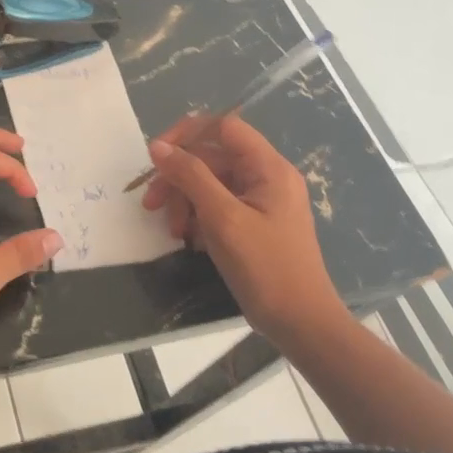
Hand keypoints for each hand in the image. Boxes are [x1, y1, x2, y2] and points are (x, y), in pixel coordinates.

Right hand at [142, 113, 347, 340]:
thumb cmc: (266, 267)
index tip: (156, 155)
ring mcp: (260, 203)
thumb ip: (190, 176)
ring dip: (184, 201)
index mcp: (268, 168)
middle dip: (178, 178)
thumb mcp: (222, 218)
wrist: (301, 325)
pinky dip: (198, 218)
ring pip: (210, 184)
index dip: (187, 133)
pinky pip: (218, 207)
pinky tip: (189, 240)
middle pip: (211, 158)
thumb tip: (158, 147)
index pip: (223, 127)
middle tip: (150, 204)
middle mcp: (266, 178)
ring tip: (171, 230)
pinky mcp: (253, 225)